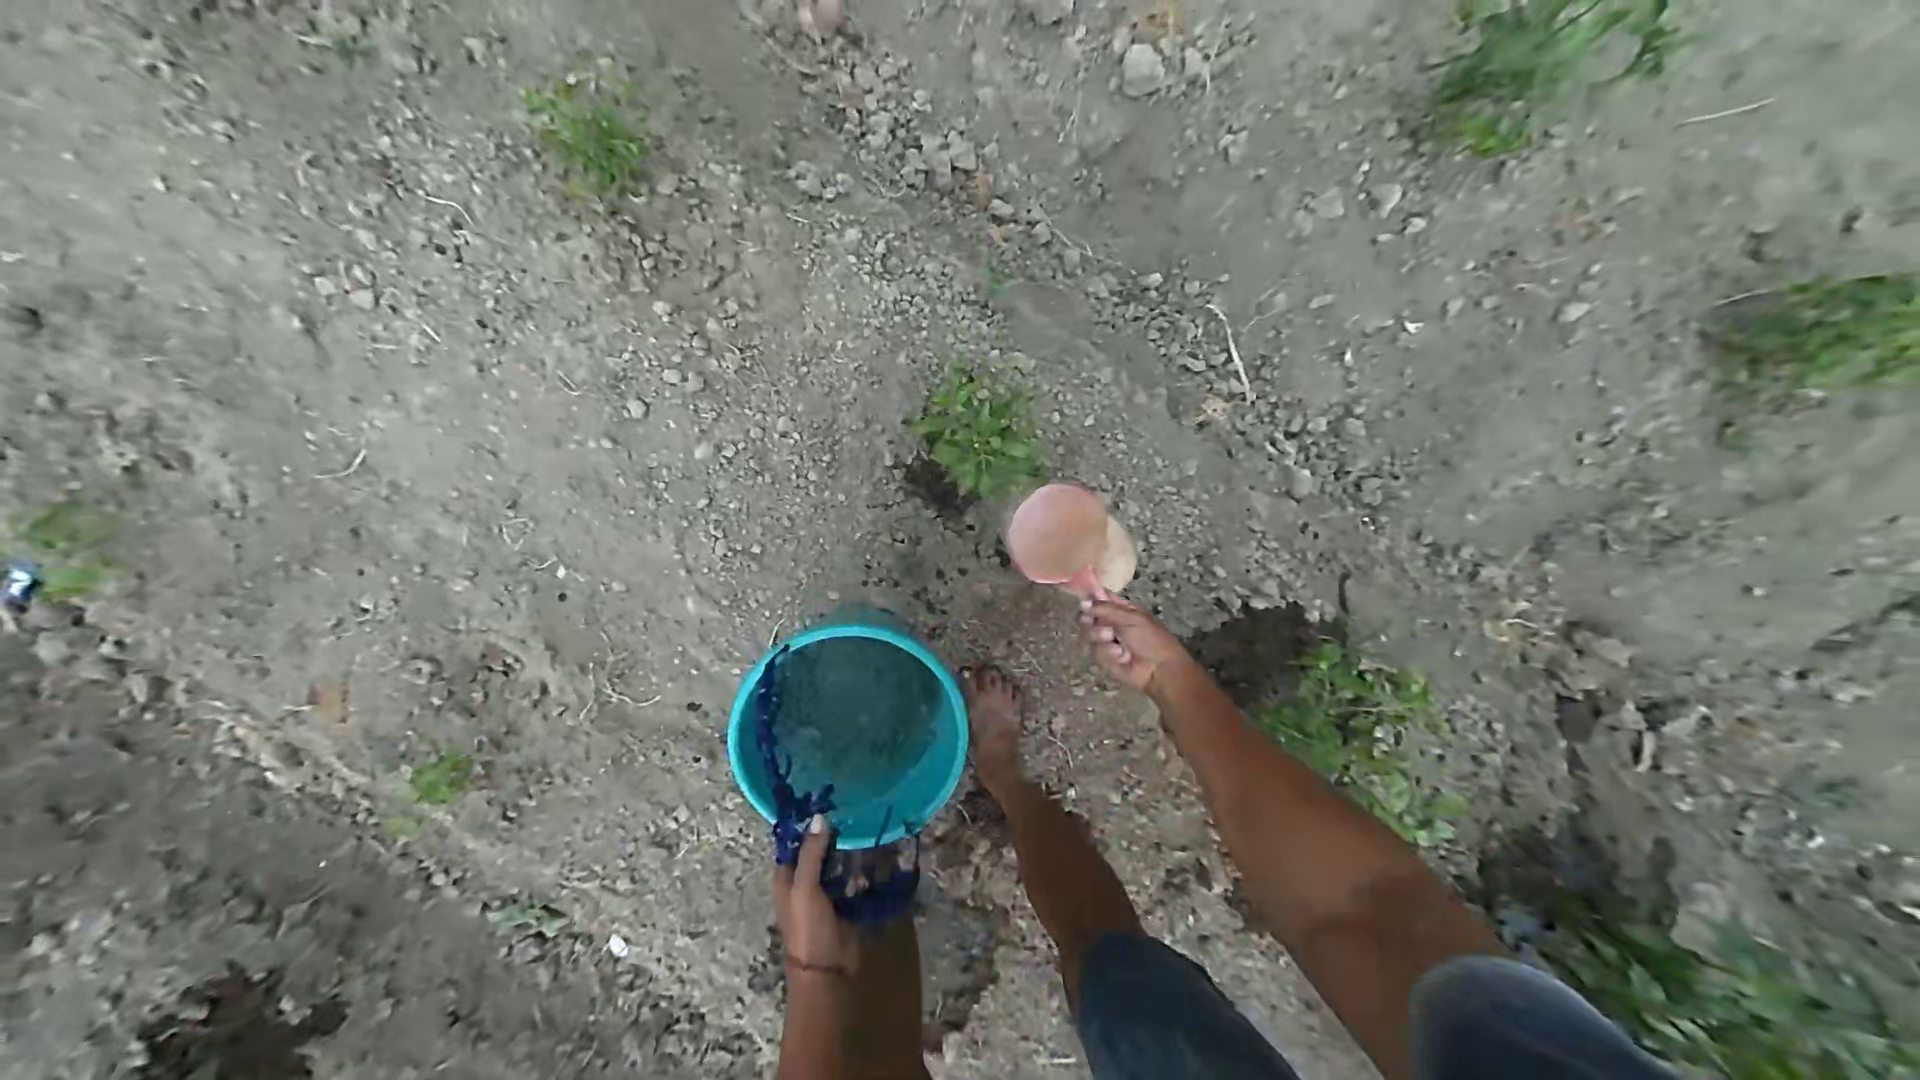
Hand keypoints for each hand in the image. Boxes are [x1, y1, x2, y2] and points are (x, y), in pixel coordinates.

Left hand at [772, 814, 857, 977]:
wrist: (829, 970)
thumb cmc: (808, 928)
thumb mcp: (804, 888)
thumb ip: (811, 853)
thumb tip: (819, 817)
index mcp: (786, 877)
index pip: (794, 841)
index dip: (808, 823)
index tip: (828, 800)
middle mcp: (804, 880)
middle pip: (818, 849)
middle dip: (834, 832)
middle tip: (855, 806)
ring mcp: (826, 890)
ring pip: (838, 860)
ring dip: (850, 846)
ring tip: (870, 820)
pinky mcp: (847, 899)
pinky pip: (854, 874)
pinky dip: (863, 863)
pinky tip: (878, 847)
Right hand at [1078, 589, 1195, 693]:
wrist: (1158, 669)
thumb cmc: (1151, 639)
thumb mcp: (1132, 618)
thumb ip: (1107, 609)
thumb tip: (1083, 603)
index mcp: (1119, 609)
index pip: (1097, 599)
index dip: (1089, 599)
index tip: (1085, 603)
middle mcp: (1108, 623)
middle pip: (1085, 617)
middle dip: (1091, 622)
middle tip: (1102, 626)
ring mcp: (1104, 641)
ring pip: (1087, 634)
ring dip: (1100, 637)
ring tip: (1115, 642)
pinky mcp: (1102, 658)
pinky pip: (1093, 651)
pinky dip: (1107, 653)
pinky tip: (1120, 656)